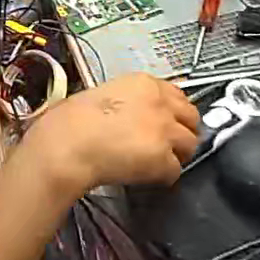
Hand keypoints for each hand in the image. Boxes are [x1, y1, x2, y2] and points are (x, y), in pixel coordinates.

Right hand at [19, 74, 199, 195]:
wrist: (68, 144)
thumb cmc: (72, 119)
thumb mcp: (102, 94)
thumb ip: (127, 101)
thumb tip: (132, 114)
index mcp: (144, 83)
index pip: (177, 94)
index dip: (172, 111)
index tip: (166, 121)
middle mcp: (160, 102)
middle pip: (192, 117)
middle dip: (182, 130)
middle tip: (166, 143)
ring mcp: (165, 130)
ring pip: (190, 144)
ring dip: (176, 154)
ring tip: (155, 162)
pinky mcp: (164, 158)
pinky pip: (175, 171)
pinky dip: (163, 176)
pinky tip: (145, 176)